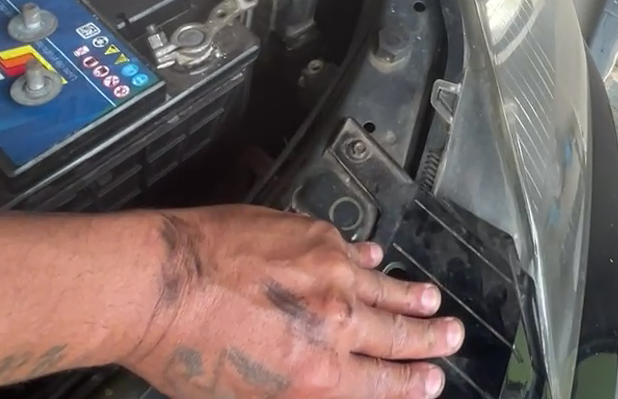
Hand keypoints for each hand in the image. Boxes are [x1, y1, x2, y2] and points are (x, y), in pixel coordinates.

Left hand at [123, 206, 462, 398]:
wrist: (163, 282)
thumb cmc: (184, 353)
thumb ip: (294, 389)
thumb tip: (329, 380)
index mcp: (316, 373)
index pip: (381, 382)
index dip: (411, 383)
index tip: (434, 379)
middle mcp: (335, 320)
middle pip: (395, 332)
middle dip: (428, 338)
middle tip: (454, 337)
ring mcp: (330, 270)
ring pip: (385, 286)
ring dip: (412, 295)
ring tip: (434, 300)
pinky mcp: (316, 234)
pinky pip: (355, 251)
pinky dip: (370, 260)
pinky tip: (379, 259)